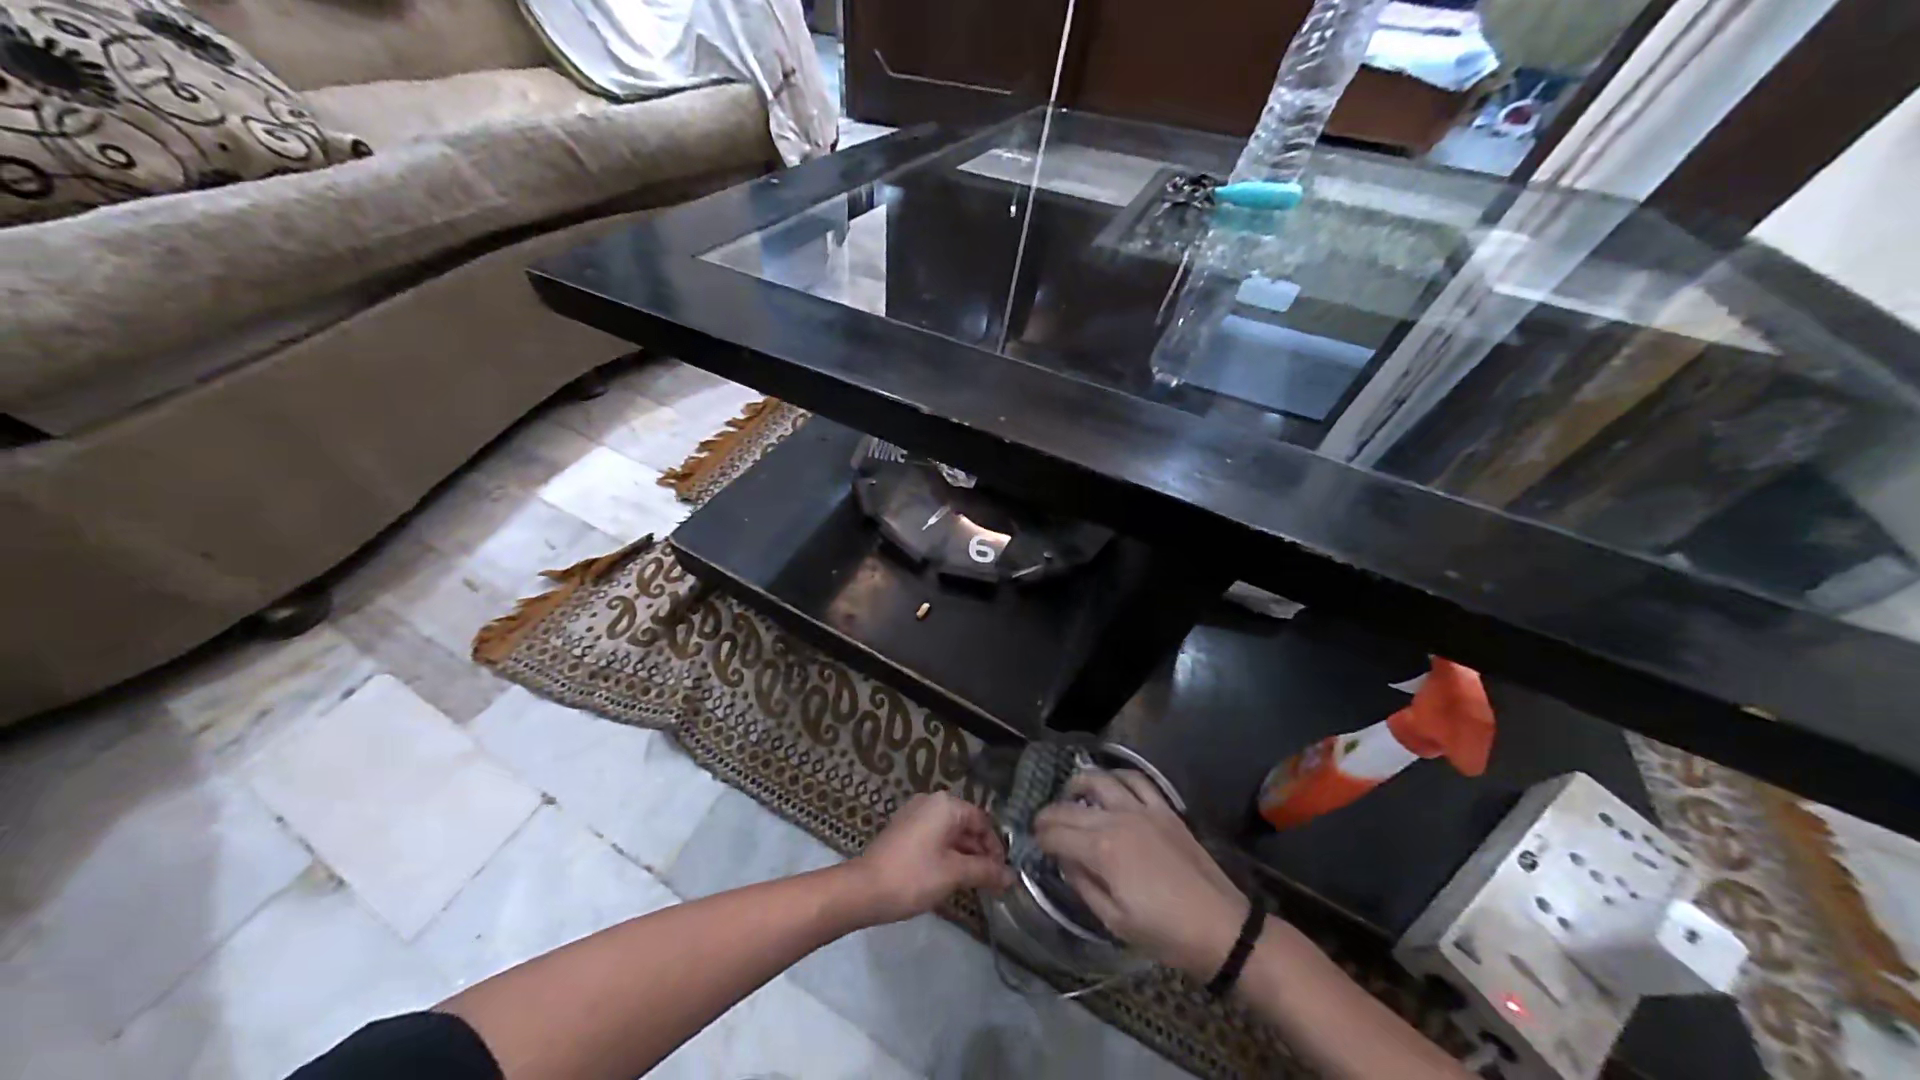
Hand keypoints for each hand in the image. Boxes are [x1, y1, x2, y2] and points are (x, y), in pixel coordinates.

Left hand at [847, 792, 1013, 924]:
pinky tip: (952, 877)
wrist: (864, 889)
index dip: (996, 848)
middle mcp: (931, 802)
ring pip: (950, 833)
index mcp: (945, 804)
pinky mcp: (903, 830)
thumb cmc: (914, 876)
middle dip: (981, 853)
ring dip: (965, 856)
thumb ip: (986, 871)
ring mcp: (914, 815)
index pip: (982, 821)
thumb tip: (1012, 876)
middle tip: (991, 883)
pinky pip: (934, 837)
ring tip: (975, 884)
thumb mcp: (954, 874)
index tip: (1001, 875)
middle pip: (966, 825)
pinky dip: (947, 854)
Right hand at [1035, 770, 1247, 977]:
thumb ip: (1083, 885)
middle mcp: (1117, 819)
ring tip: (1070, 795)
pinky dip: (1117, 776)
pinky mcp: (1165, 809)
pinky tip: (1110, 784)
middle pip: (1071, 807)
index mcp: (1101, 849)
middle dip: (1049, 815)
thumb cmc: (1165, 933)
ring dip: (1078, 784)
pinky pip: (1137, 780)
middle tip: (1041, 825)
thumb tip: (1065, 862)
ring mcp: (1143, 809)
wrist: (1222, 928)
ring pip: (1101, 780)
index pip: (1056, 834)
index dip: (1040, 838)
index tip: (1034, 844)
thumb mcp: (1114, 920)